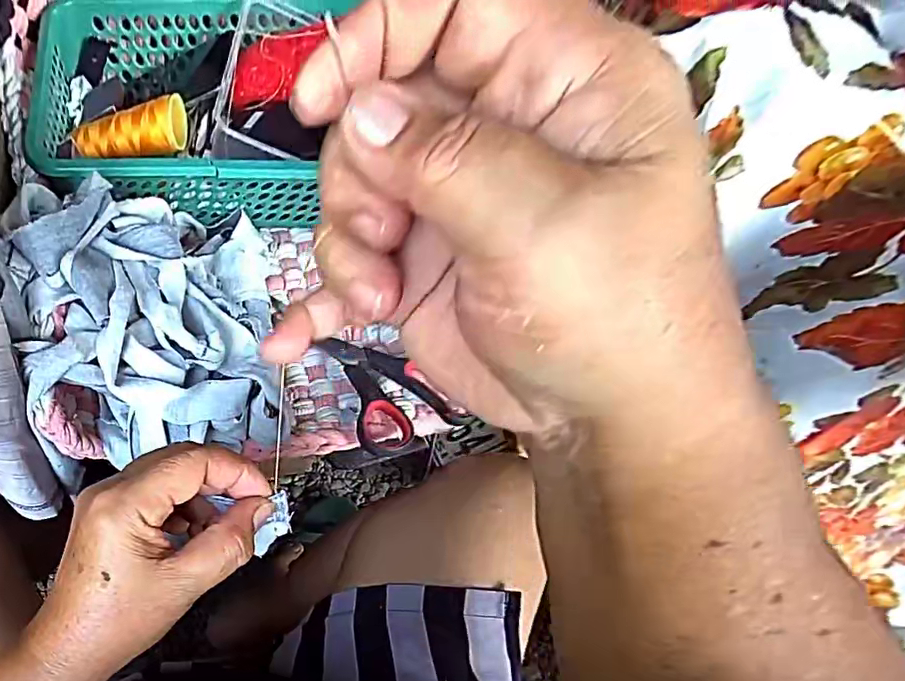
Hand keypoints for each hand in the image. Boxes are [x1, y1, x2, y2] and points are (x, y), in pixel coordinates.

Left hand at [26, 443, 272, 680]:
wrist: (72, 646)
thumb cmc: (114, 624)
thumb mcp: (185, 583)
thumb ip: (230, 541)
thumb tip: (257, 510)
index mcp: (122, 503)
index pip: (193, 461)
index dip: (237, 472)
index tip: (262, 493)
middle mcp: (108, 490)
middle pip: (181, 460)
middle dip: (223, 480)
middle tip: (252, 506)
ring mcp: (104, 499)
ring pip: (170, 474)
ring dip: (203, 496)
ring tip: (218, 532)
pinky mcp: (107, 511)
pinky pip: (155, 492)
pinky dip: (183, 507)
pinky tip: (194, 536)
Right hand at [262, 0, 755, 437]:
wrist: (598, 416)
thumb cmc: (612, 313)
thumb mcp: (541, 225)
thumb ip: (450, 161)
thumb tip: (362, 113)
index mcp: (555, 83)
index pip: (452, 12)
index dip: (375, 38)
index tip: (317, 99)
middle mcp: (492, 138)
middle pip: (380, 114)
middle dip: (360, 180)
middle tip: (384, 238)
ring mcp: (446, 210)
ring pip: (352, 196)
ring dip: (347, 250)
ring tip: (381, 299)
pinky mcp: (415, 272)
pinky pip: (347, 271)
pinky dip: (318, 302)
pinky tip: (291, 338)